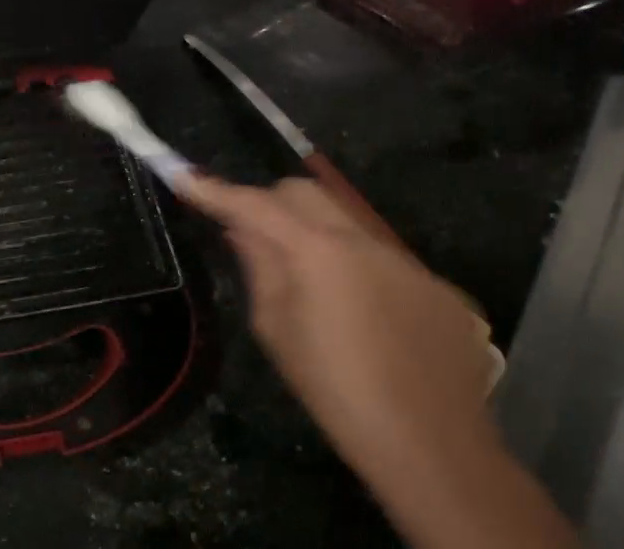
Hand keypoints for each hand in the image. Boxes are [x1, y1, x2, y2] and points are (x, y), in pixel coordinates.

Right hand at [182, 176, 574, 548]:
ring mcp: (410, 264)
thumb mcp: (274, 328)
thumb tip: (241, 230)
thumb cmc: (333, 389)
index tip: (182, 177)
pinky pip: (386, 261)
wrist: (432, 447)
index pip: (253, 203)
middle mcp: (366, 243)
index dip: (213, 190)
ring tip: (308, 282)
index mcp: (318, 252)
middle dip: (269, 202)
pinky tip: (362, 316)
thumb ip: (258, 267)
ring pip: (348, 223)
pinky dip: (359, 270)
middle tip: (249, 234)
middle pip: (305, 193)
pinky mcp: (441, 289)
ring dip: (316, 235)